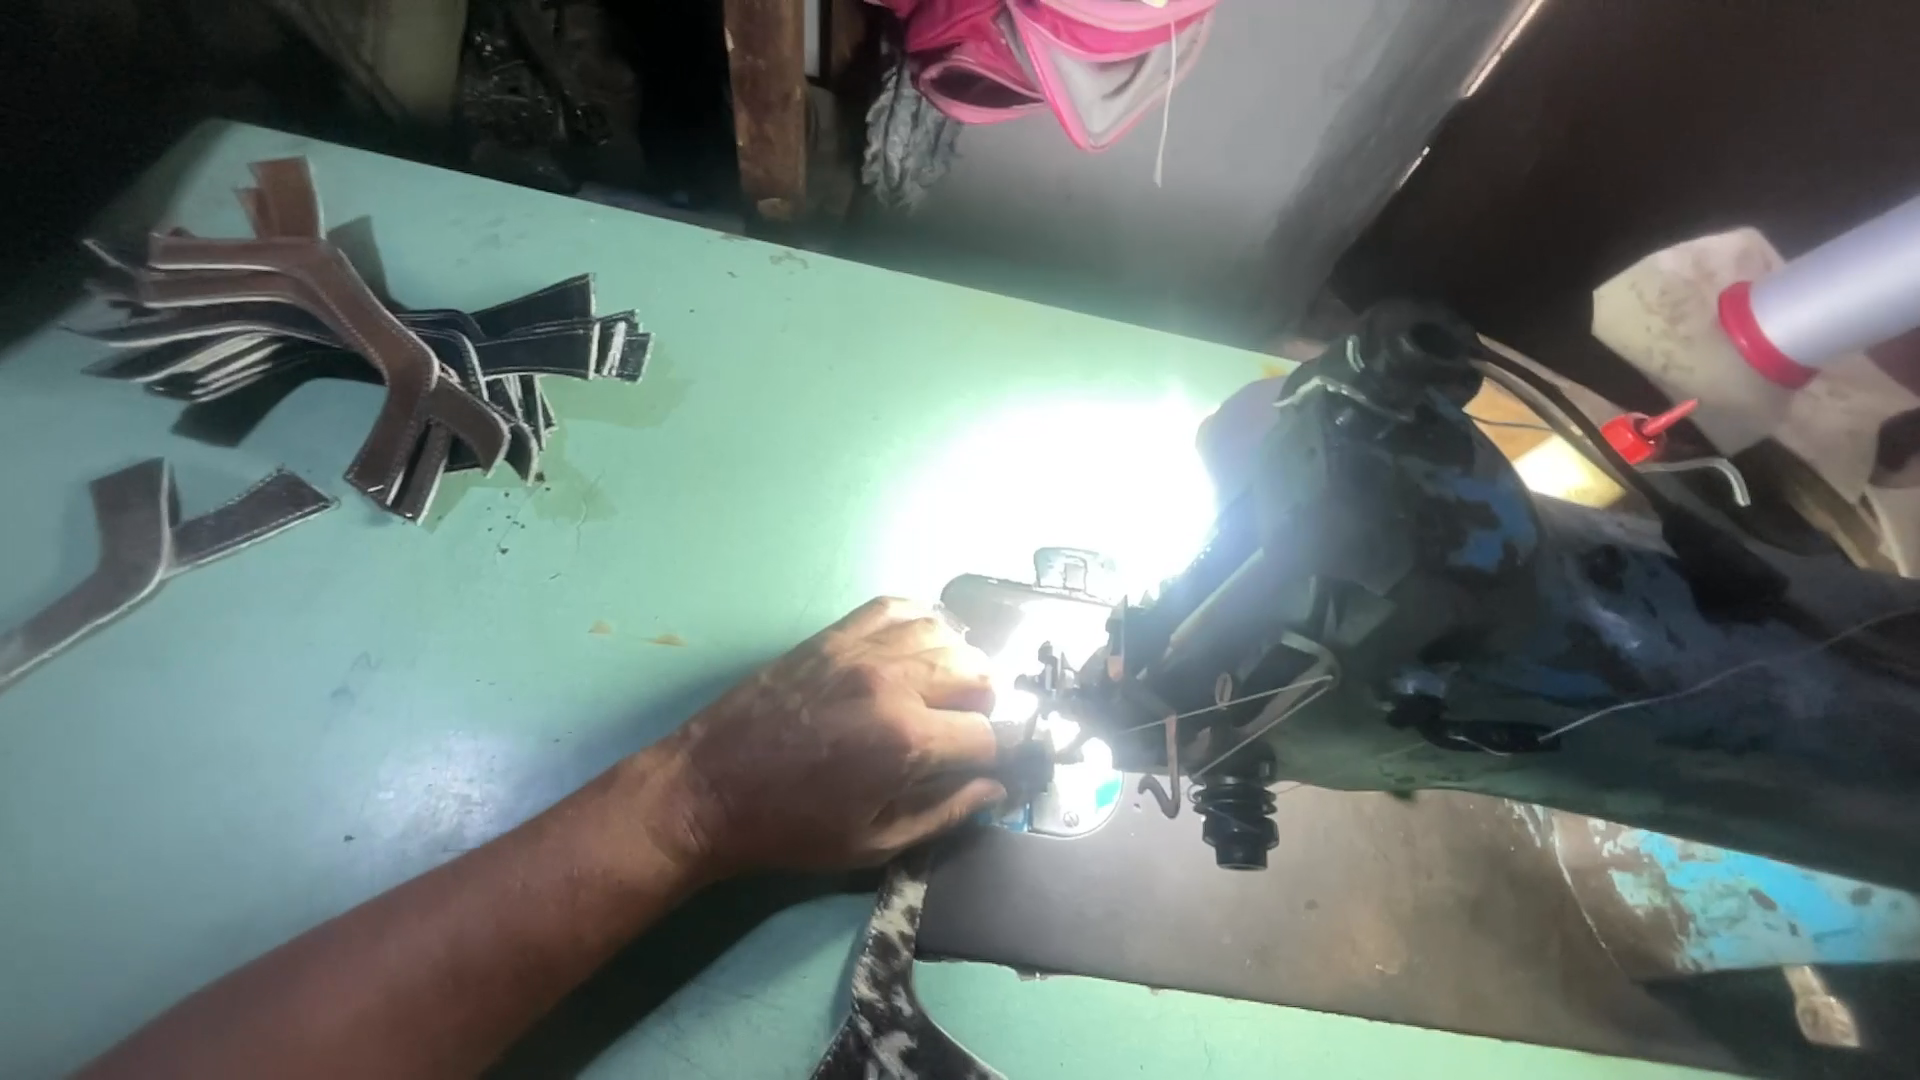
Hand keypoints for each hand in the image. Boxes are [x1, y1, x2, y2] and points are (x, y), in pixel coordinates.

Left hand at [652, 597, 1004, 875]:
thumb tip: (997, 786)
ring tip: (943, 690)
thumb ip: (946, 813)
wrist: (709, 789)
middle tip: (963, 730)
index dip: (999, 753)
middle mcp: (895, 682)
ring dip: (958, 663)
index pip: (989, 733)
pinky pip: (897, 607)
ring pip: (946, 633)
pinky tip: (917, 648)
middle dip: (985, 704)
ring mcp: (862, 649)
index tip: (991, 764)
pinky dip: (921, 622)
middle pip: (978, 671)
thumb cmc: (791, 828)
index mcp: (907, 740)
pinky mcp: (834, 635)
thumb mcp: (874, 844)